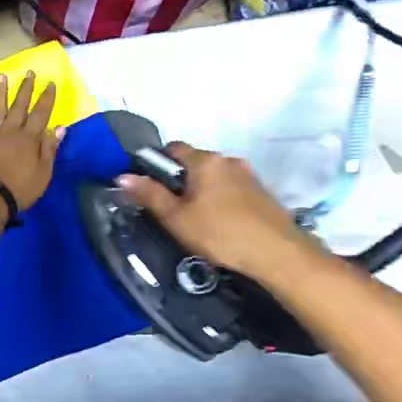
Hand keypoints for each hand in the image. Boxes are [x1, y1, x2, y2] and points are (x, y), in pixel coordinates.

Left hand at [0, 71, 60, 209]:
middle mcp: (10, 131)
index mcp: (29, 138)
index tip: (51, 83)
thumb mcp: (44, 172)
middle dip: (25, 88)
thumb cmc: (21, 188)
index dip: (46, 98)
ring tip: (2, 77)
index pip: (40, 113)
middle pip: (19, 106)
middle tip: (29, 72)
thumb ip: (50, 148)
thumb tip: (60, 126)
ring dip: (0, 93)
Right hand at [118, 142, 317, 275]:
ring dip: (203, 191)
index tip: (152, 188)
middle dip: (181, 180)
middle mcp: (227, 160)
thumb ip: (150, 195)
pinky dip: (222, 199)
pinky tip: (221, 224)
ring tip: (197, 220)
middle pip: (194, 163)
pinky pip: (232, 188)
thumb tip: (122, 176)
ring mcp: (248, 175)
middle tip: (172, 210)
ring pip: (214, 176)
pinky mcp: (262, 192)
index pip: (173, 148)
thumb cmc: (220, 233)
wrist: (278, 254)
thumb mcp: (177, 218)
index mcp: (205, 160)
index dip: (158, 164)